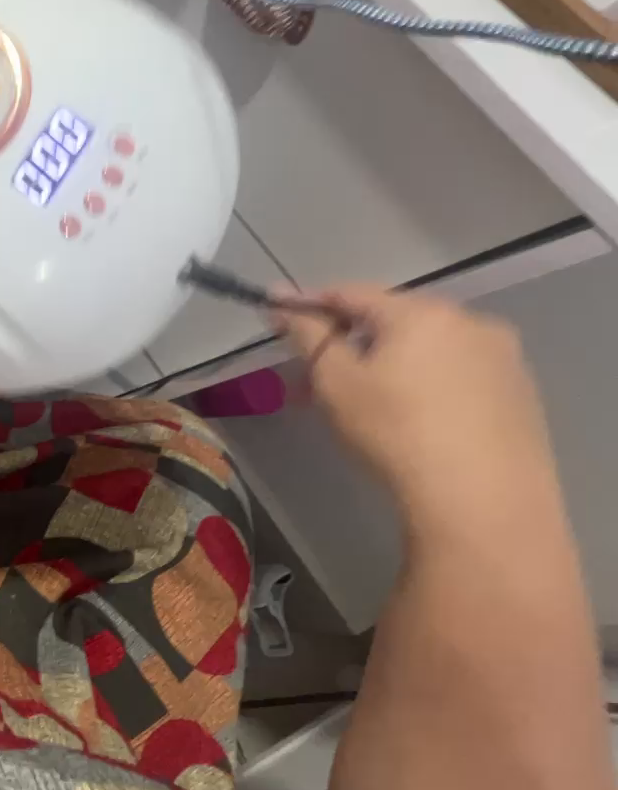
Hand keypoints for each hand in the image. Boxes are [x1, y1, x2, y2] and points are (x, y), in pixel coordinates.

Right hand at [274, 286, 556, 532]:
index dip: (305, 301)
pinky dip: (413, 376)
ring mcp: (502, 357)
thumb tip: (285, 309)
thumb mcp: (334, 378)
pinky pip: (450, 368)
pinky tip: (395, 408)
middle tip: (306, 366)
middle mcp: (471, 322)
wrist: (481, 497)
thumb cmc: (393, 428)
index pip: (350, 293)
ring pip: (420, 344)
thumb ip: (308, 335)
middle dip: (343, 336)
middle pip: (389, 316)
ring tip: (346, 393)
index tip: (271, 310)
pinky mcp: (518, 391)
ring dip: (377, 358)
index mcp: (423, 313)